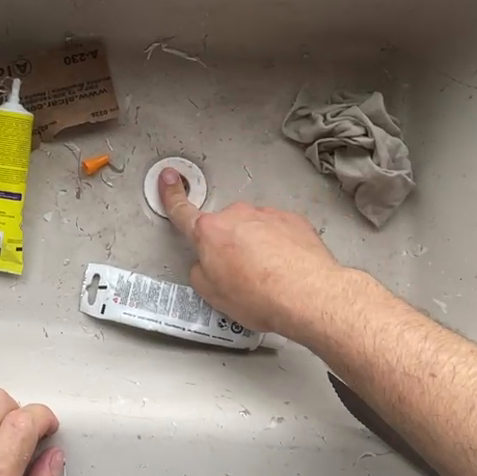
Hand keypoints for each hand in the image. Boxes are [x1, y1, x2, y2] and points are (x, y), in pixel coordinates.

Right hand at [159, 167, 352, 338]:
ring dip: (255, 246)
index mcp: (209, 232)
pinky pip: (278, 230)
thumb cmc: (261, 296)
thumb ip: (200, 272)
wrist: (307, 295)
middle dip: (227, 246)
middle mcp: (237, 216)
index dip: (171, 195)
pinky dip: (279, 246)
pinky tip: (285, 268)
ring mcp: (266, 215)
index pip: (182, 211)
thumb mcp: (212, 294)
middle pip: (224, 228)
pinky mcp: (293, 220)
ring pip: (252, 229)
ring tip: (267, 276)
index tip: (169, 179)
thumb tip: (206, 267)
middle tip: (238, 274)